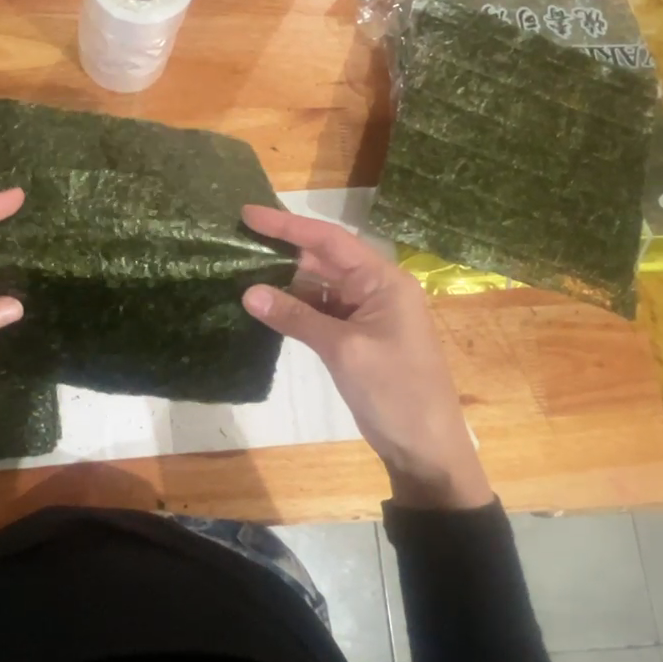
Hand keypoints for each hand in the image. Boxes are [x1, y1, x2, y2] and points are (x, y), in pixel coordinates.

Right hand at [239, 205, 491, 510]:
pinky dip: (293, 309)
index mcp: (384, 281)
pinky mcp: (356, 338)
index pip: (330, 240)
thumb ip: (296, 317)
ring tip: (241, 269)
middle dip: (282, 249)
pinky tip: (264, 306)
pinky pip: (320, 312)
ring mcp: (366, 315)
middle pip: (323, 259)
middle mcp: (376, 290)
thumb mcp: (343, 350)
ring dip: (284, 281)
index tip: (248, 214)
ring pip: (318, 287)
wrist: (426, 447)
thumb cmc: (395, 391)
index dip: (288, 225)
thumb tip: (248, 292)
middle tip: (236, 239)